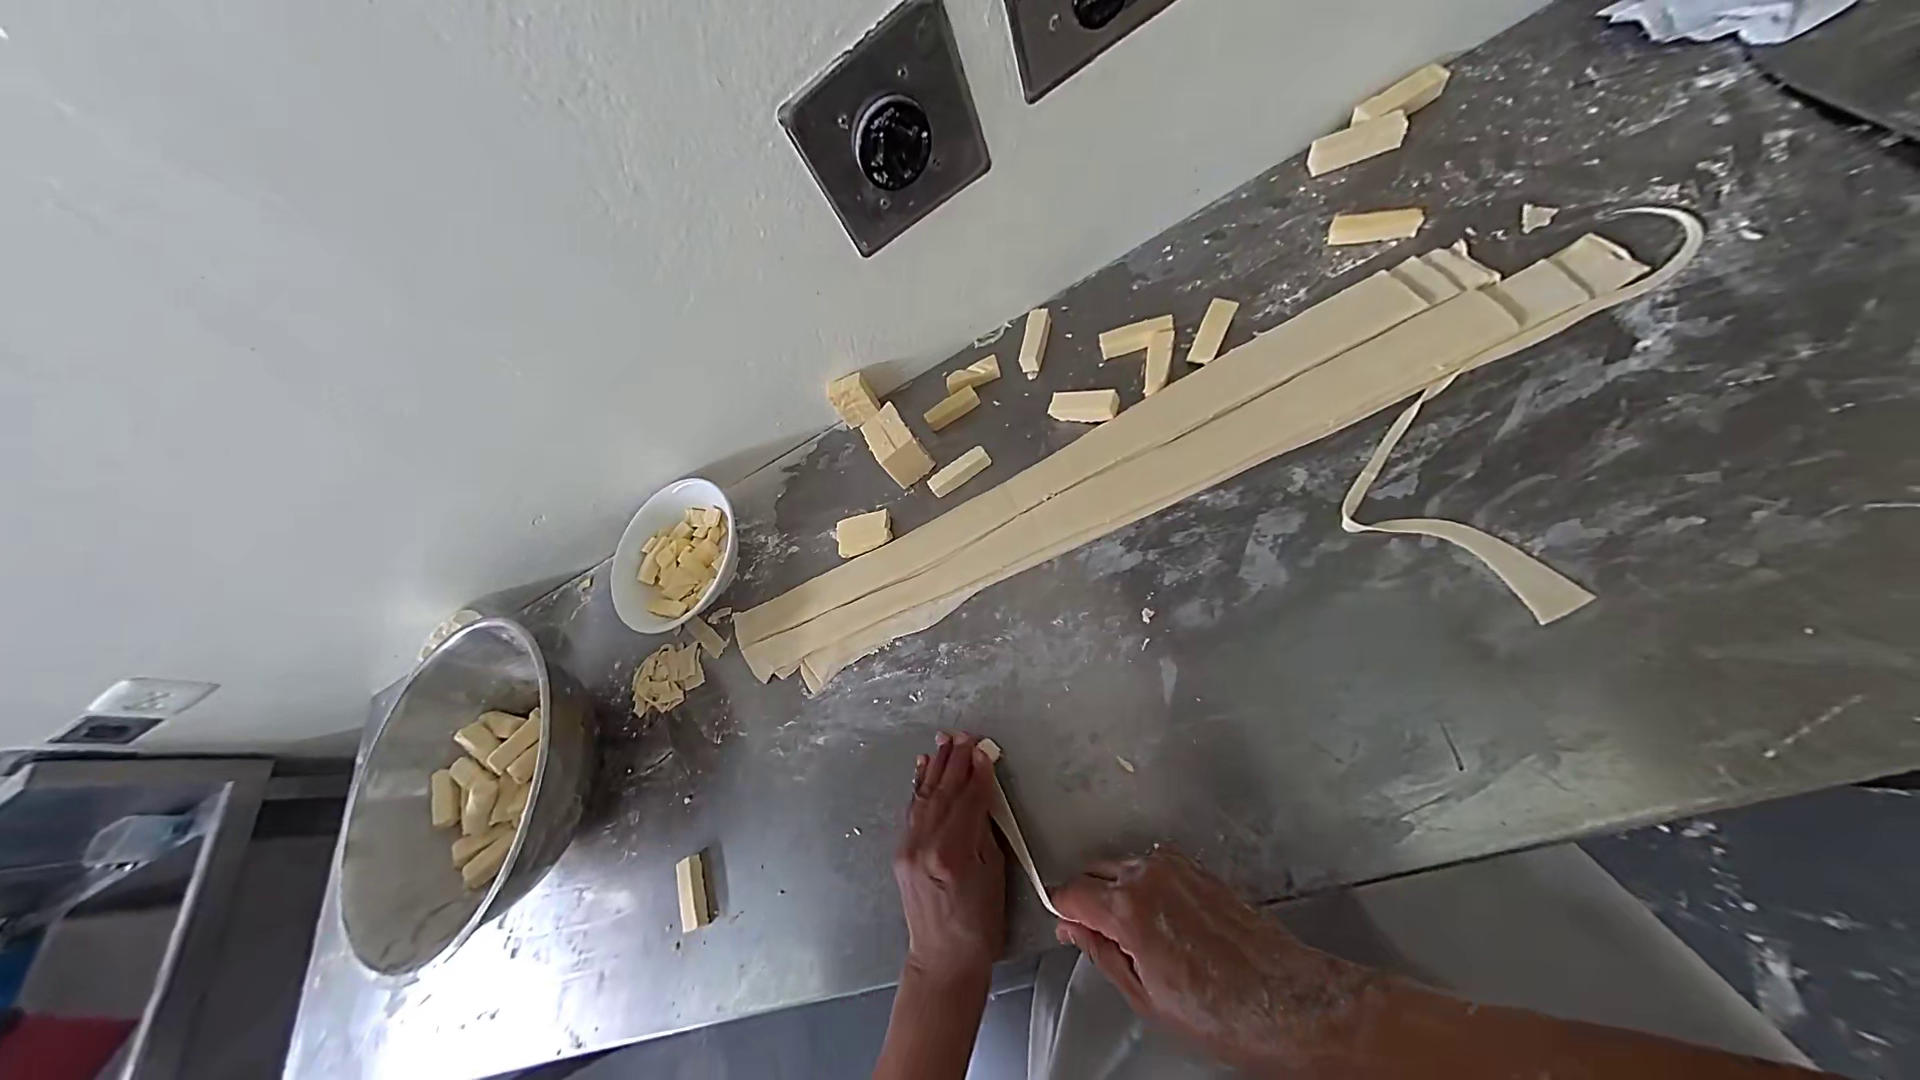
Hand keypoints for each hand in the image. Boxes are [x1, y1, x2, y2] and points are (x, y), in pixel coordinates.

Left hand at [893, 732, 1005, 981]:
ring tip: (946, 740)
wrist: (942, 958)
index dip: (979, 773)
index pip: (969, 800)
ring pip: (925, 795)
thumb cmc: (980, 922)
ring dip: (937, 765)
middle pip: (945, 791)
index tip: (985, 750)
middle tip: (966, 735)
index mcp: (953, 852)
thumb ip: (984, 828)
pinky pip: (913, 809)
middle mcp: (926, 844)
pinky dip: (920, 785)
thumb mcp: (994, 872)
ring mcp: (909, 846)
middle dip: (956, 760)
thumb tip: (982, 792)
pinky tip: (924, 766)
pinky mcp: (901, 851)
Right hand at [1051, 849, 1376, 1070]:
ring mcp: (1174, 866)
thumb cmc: (1224, 1011)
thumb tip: (1074, 929)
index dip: (1062, 909)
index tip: (1065, 923)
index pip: (1070, 891)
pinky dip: (1146, 882)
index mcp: (1127, 909)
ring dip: (1117, 888)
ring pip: (1122, 865)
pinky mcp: (1196, 866)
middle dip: (1088, 897)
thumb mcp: (1145, 996)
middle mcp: (1147, 875)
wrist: (1289, 1002)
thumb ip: (1100, 952)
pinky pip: (1152, 864)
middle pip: (1093, 870)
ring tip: (1139, 932)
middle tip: (1100, 935)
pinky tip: (1164, 918)